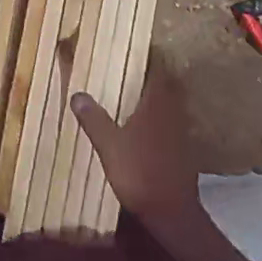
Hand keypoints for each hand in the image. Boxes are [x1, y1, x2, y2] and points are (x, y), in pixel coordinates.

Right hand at [71, 70, 205, 232]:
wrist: (171, 211)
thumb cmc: (139, 172)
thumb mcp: (109, 146)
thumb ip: (94, 119)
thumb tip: (77, 94)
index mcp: (157, 102)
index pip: (159, 67)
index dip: (150, 56)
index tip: (135, 49)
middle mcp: (174, 109)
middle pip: (166, 82)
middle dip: (152, 73)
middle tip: (130, 69)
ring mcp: (182, 128)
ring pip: (171, 101)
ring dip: (157, 95)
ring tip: (135, 94)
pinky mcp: (184, 146)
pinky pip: (172, 120)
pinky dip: (161, 116)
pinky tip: (146, 126)